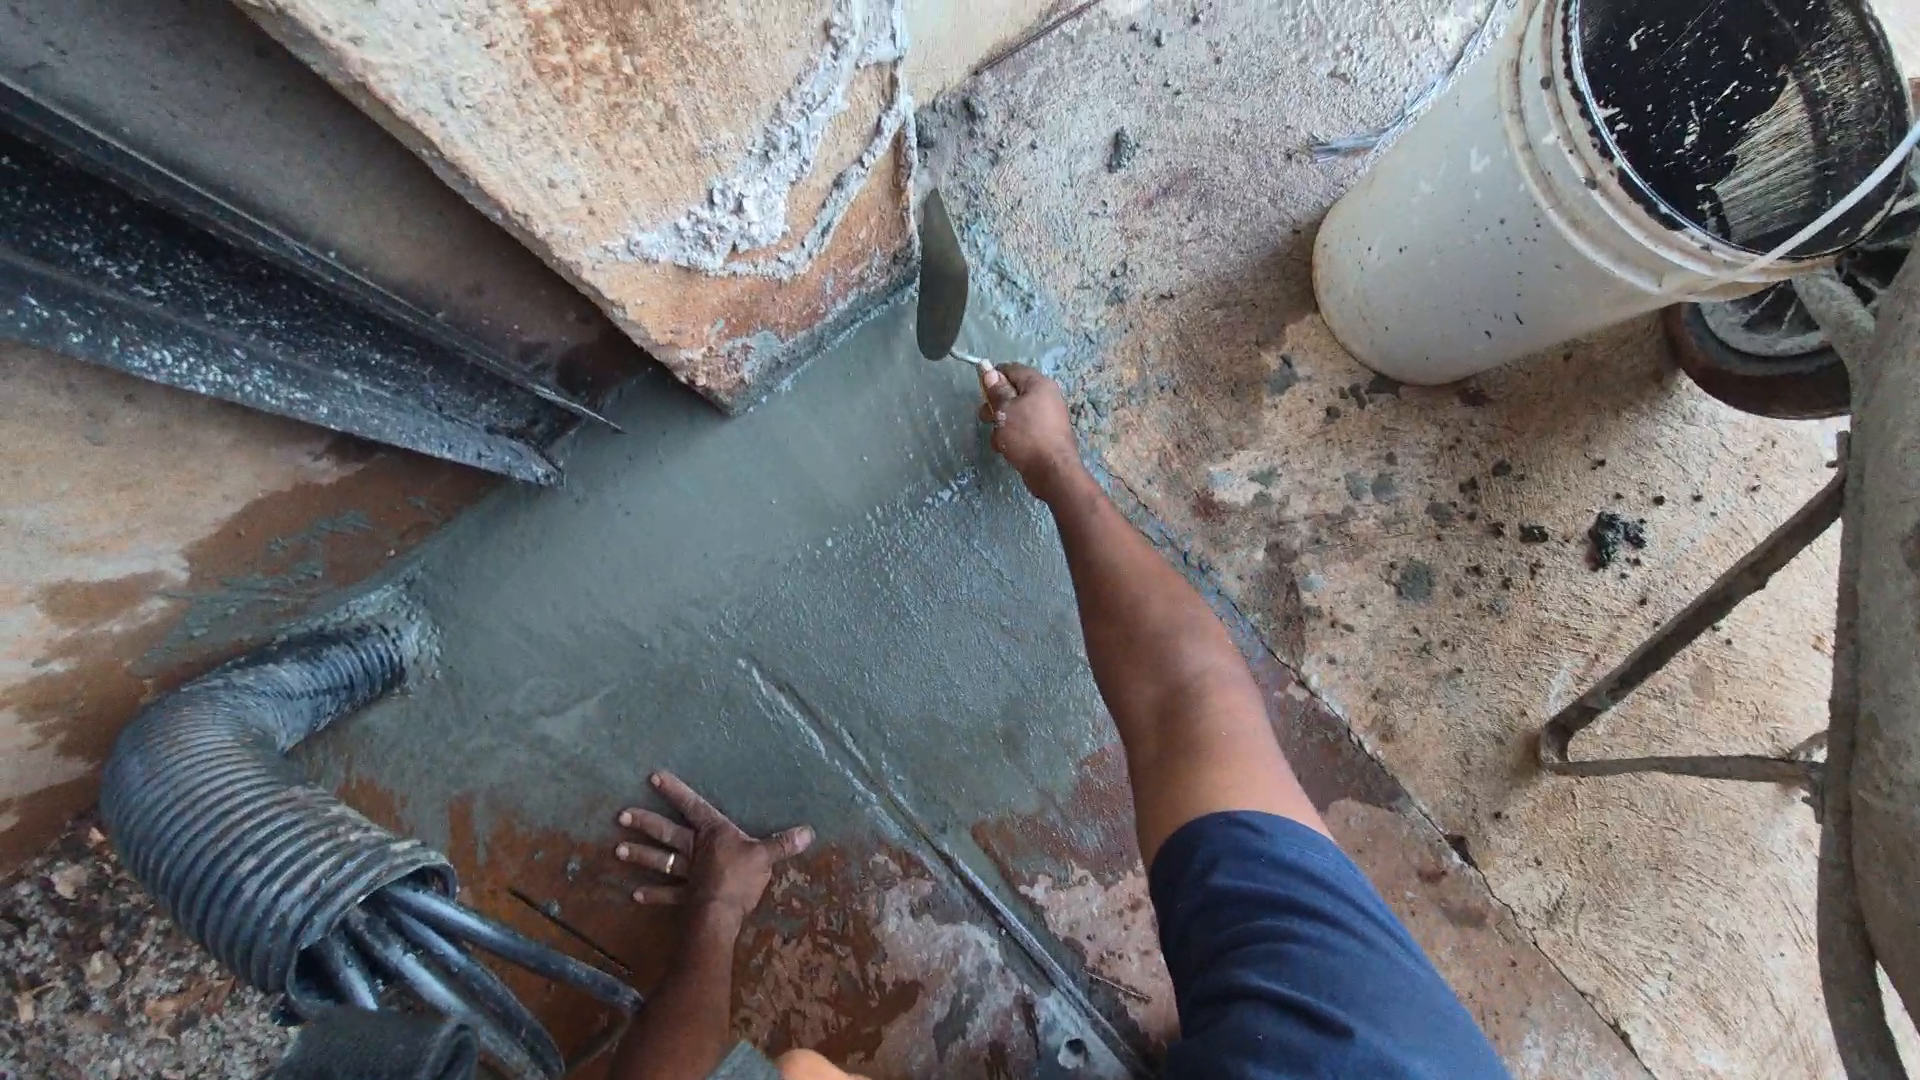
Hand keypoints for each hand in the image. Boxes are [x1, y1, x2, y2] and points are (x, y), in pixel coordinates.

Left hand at [614, 772, 813, 926]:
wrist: (720, 915)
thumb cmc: (740, 878)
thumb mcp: (765, 857)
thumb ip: (783, 843)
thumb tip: (809, 832)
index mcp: (713, 832)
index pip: (692, 806)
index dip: (674, 791)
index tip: (653, 777)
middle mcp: (695, 849)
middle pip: (667, 833)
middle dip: (645, 824)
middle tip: (621, 816)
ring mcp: (687, 873)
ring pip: (661, 860)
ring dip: (640, 855)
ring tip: (617, 850)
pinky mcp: (685, 897)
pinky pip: (667, 893)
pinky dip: (652, 894)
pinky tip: (635, 893)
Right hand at [977, 363, 1084, 502]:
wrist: (1052, 471)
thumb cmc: (1027, 435)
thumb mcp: (1005, 410)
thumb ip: (996, 390)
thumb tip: (987, 369)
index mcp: (1039, 384)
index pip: (1012, 369)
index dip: (994, 376)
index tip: (981, 389)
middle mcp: (1046, 397)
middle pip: (1013, 393)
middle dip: (995, 405)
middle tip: (985, 418)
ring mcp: (1047, 417)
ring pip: (1016, 414)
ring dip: (1002, 425)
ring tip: (998, 439)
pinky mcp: (1045, 436)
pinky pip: (1023, 429)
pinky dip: (1013, 436)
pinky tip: (1006, 449)